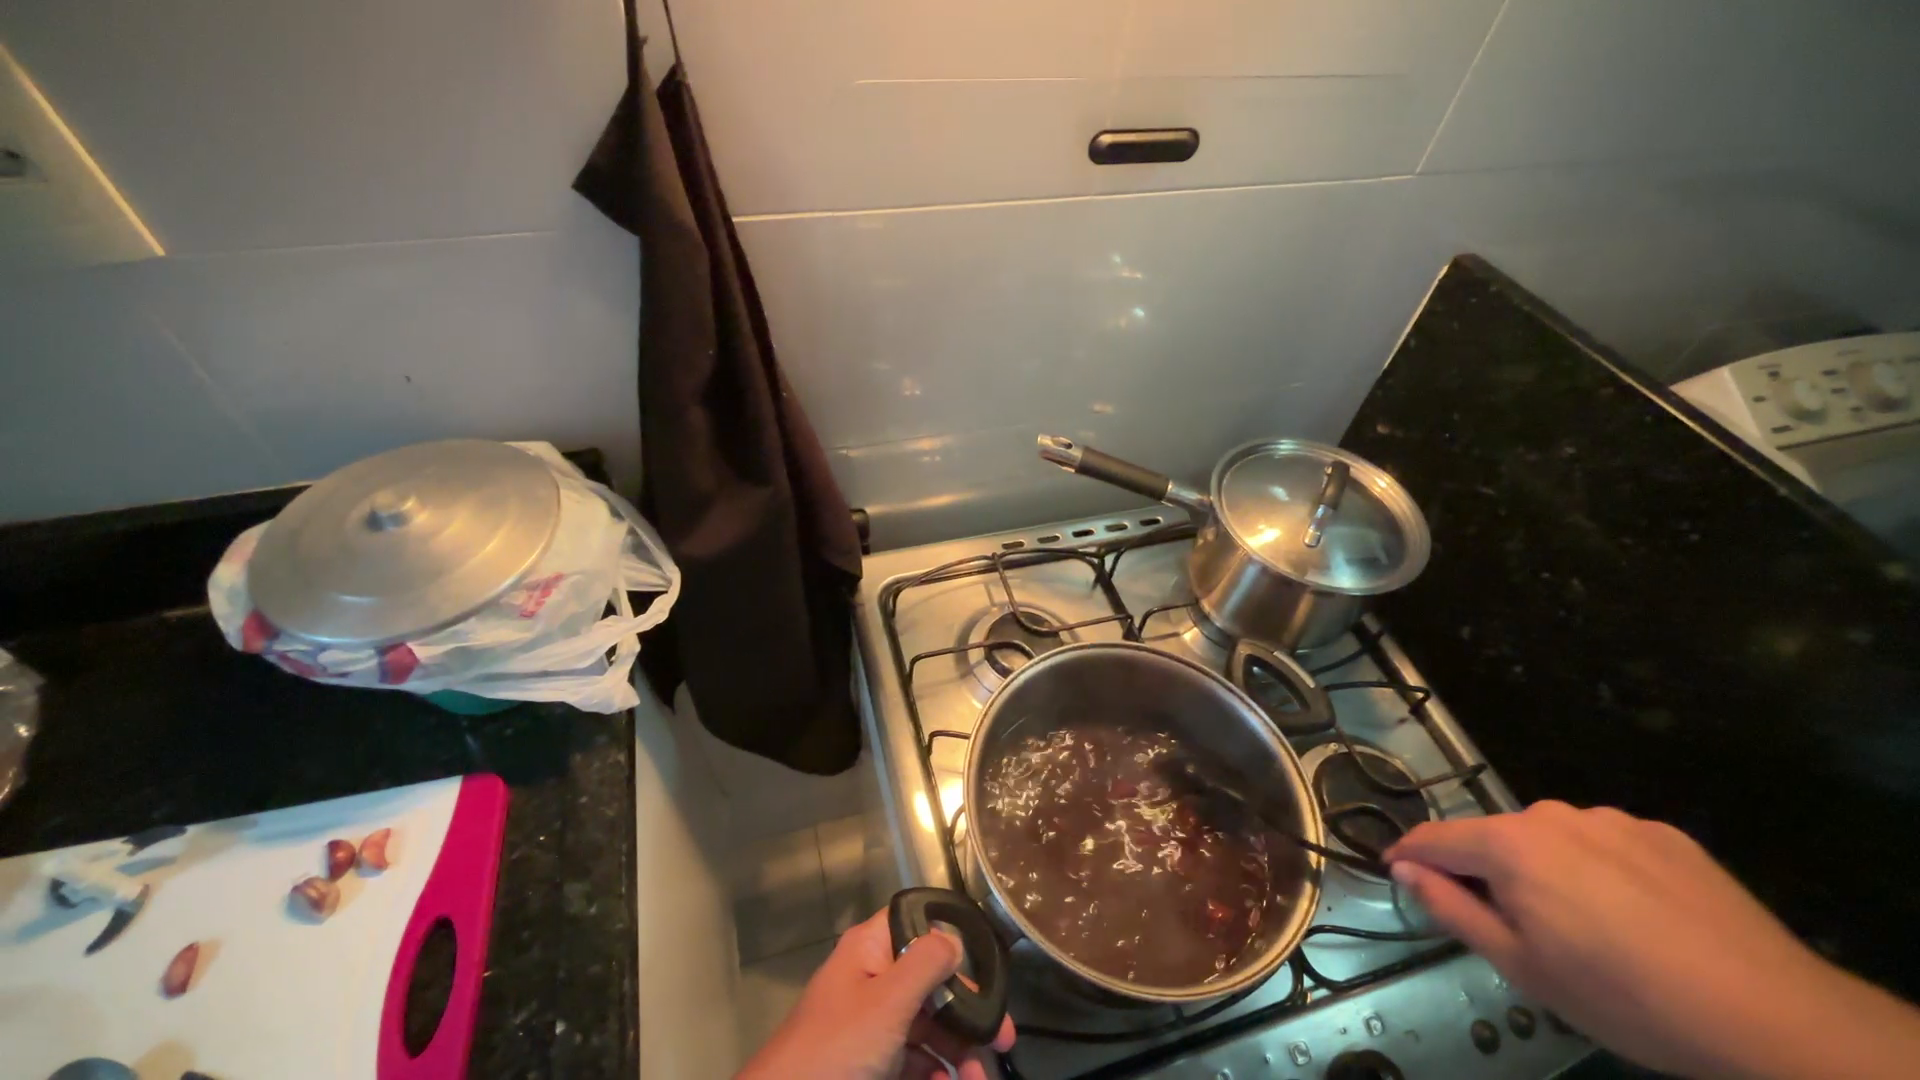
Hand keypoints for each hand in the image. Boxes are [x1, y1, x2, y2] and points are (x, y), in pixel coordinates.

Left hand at [737, 908, 1015, 1079]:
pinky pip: (913, 1058)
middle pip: (931, 982)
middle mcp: (873, 978)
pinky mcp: (870, 1061)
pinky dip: (936, 1072)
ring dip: (958, 1050)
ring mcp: (871, 1023)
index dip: (951, 939)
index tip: (986, 967)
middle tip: (1002, 1038)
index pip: (917, 923)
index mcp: (871, 950)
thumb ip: (926, 964)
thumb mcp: (887, 1003)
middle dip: (968, 1011)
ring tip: (980, 1077)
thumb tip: (955, 938)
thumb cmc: (837, 1047)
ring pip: (928, 1025)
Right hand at [1387, 801, 1919, 1079]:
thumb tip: (1405, 870)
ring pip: (1551, 839)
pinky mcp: (1664, 834)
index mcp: (1509, 845)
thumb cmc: (1622, 996)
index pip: (1434, 837)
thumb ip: (1452, 908)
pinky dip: (1598, 870)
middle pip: (1495, 837)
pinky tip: (1633, 917)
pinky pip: (1605, 844)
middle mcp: (1552, 815)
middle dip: (1486, 871)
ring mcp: (1613, 819)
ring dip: (1544, 869)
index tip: (1394, 870)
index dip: (1408, 854)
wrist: (1768, 1013)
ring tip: (1582, 926)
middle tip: (1510, 926)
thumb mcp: (1520, 966)